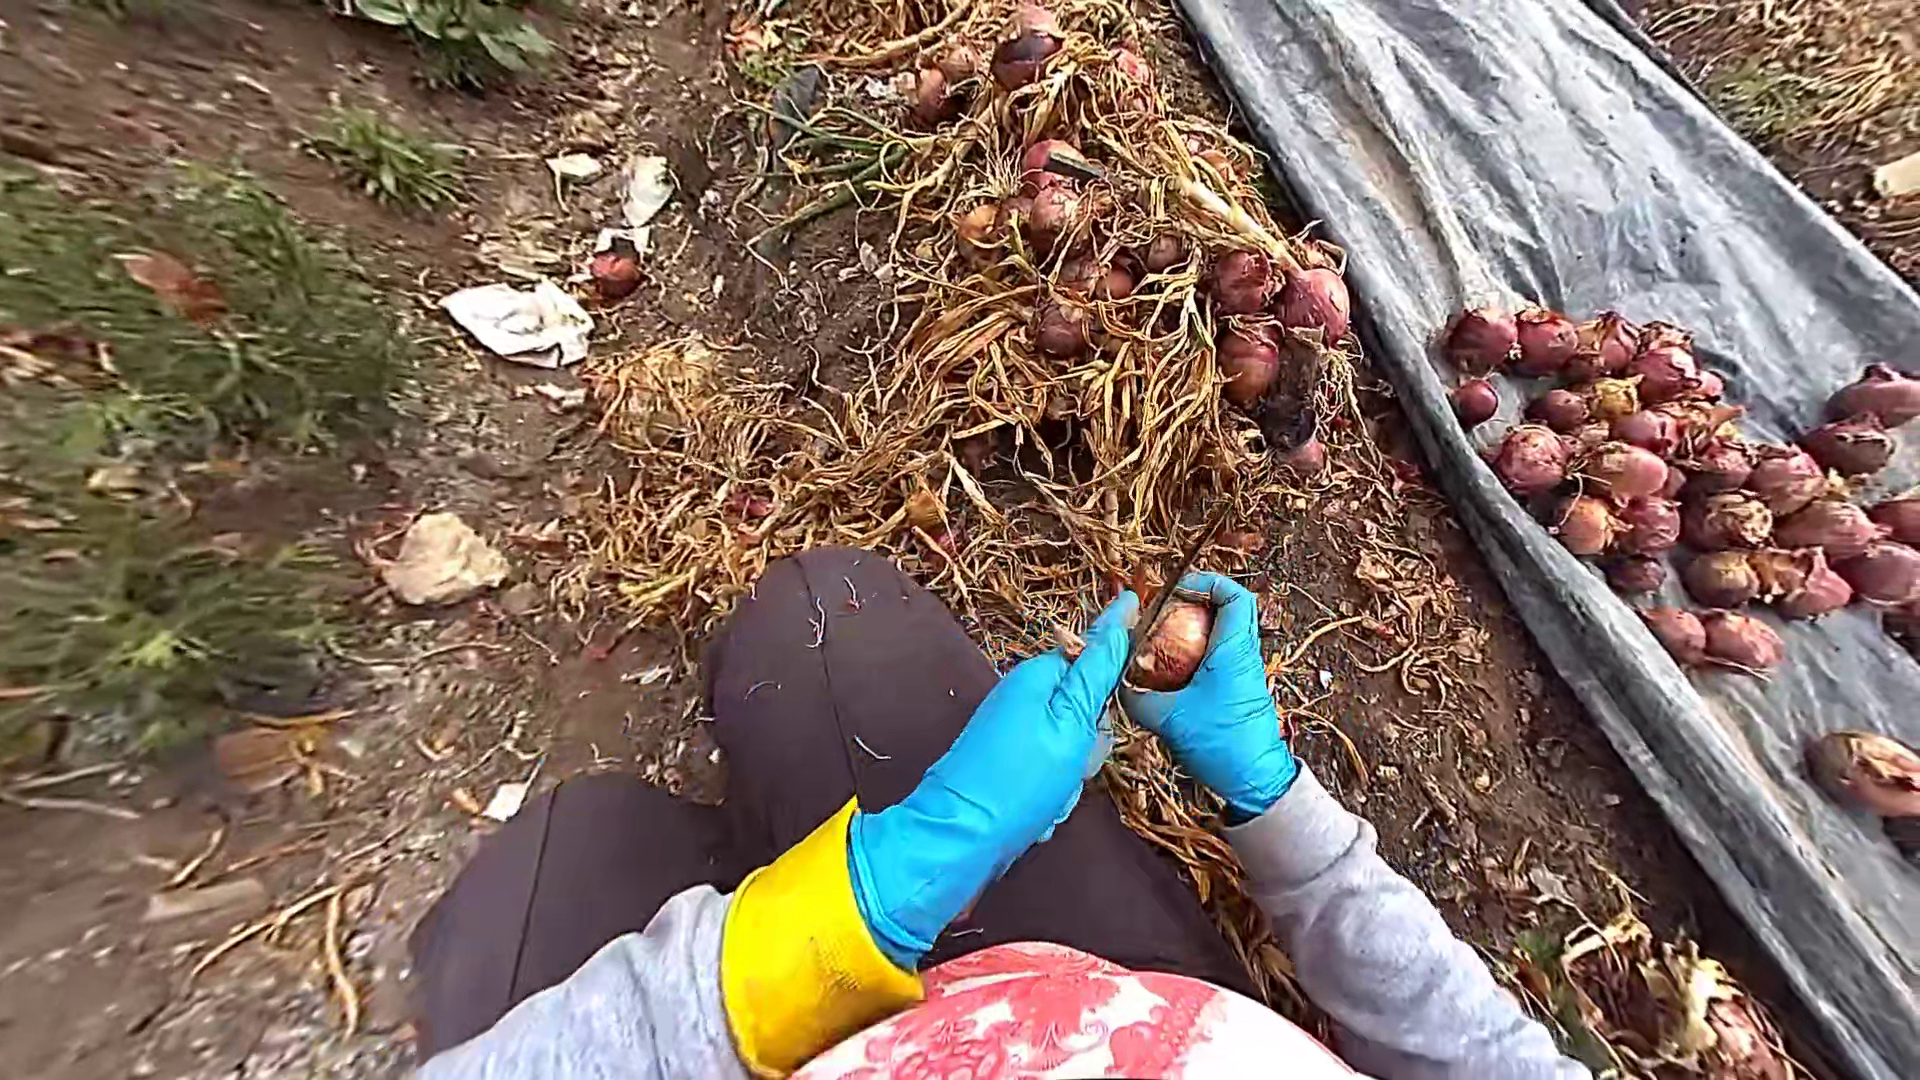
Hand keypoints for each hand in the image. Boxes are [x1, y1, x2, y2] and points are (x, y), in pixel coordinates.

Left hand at [849, 592, 1137, 966]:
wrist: (962, 836)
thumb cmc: (1021, 779)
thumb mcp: (1071, 725)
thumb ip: (1096, 674)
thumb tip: (1117, 621)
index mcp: (1038, 675)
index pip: (1090, 651)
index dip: (1113, 666)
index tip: (1125, 674)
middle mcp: (1023, 694)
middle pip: (1084, 705)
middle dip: (1090, 740)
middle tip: (1077, 764)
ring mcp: (1014, 726)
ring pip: (1072, 741)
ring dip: (1072, 771)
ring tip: (1054, 792)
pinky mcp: (1010, 757)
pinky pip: (1052, 765)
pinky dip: (1054, 789)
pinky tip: (1040, 809)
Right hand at [1120, 572, 1295, 821]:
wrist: (1257, 785)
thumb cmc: (1222, 747)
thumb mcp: (1168, 719)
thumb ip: (1135, 697)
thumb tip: (1114, 681)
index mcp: (1233, 652)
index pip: (1235, 597)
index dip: (1208, 582)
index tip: (1178, 587)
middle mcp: (1243, 655)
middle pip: (1228, 608)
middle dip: (1194, 601)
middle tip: (1163, 608)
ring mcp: (1243, 672)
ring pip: (1223, 630)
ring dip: (1194, 625)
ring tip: (1161, 634)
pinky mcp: (1238, 688)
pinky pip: (1217, 653)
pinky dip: (1194, 649)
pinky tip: (1169, 666)